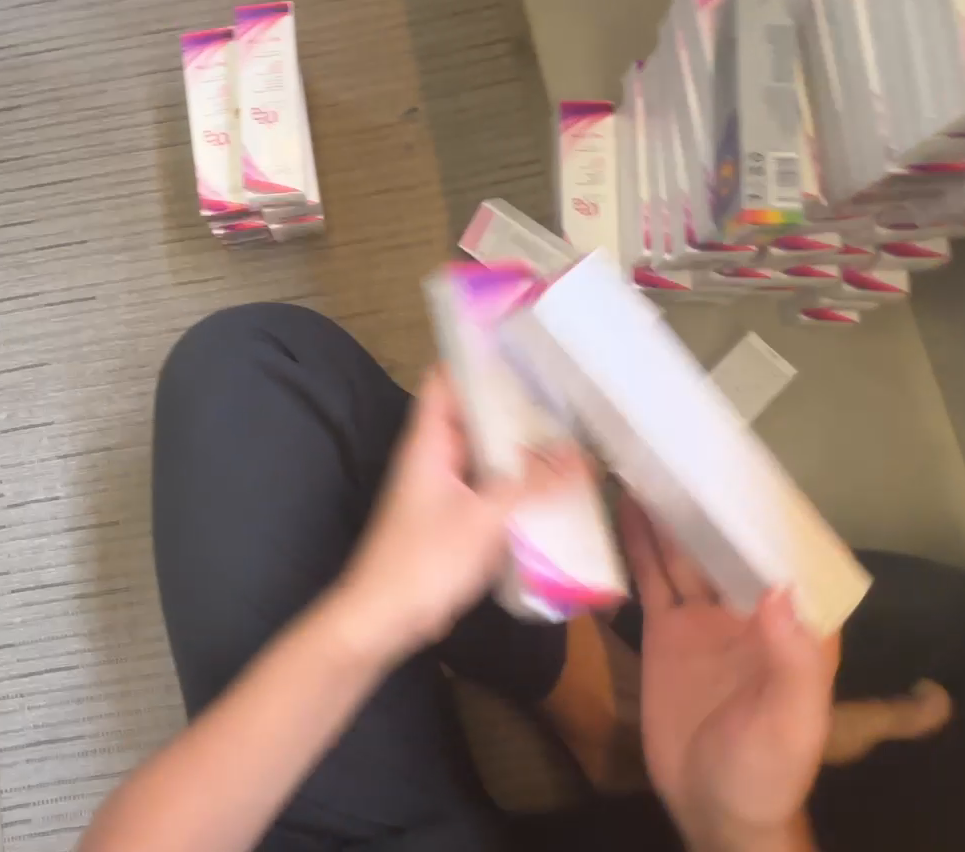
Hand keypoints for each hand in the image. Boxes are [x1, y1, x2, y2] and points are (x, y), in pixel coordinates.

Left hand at [325, 370, 587, 661]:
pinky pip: (490, 486)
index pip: (446, 379)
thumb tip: (580, 456)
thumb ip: (532, 485)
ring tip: (572, 433)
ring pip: (485, 453)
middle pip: (474, 415)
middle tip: (566, 394)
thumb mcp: (484, 518)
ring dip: (520, 448)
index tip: (522, 347)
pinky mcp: (455, 516)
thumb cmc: (425, 559)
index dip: (477, 359)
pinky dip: (517, 482)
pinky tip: (555, 486)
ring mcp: (444, 486)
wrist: (384, 616)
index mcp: (428, 440)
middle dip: (515, 406)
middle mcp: (434, 455)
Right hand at [621, 502, 836, 851]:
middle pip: (725, 547)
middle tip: (679, 456)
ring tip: (647, 469)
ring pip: (684, 555)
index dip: (767, 517)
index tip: (744, 473)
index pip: (783, 559)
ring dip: (668, 516)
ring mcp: (702, 619)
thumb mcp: (789, 723)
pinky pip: (652, 579)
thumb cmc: (764, 770)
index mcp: (790, 628)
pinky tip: (626, 511)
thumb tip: (781, 586)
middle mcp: (747, 613)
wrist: (711, 807)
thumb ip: (793, 659)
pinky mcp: (665, 631)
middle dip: (707, 505)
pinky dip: (639, 544)